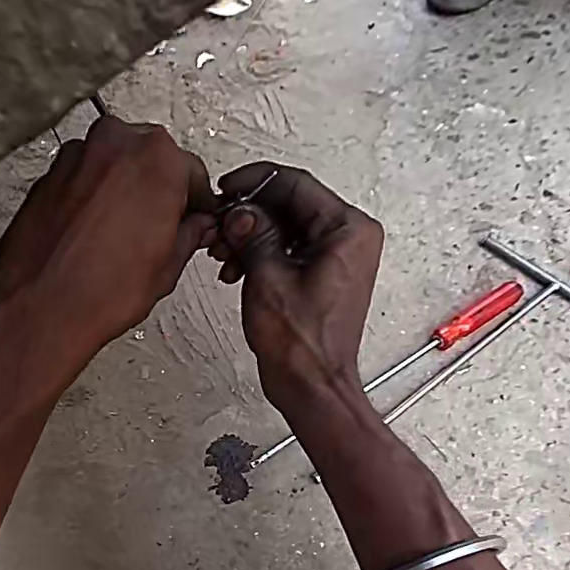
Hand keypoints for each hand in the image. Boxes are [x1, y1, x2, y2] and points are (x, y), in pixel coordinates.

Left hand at [0, 116, 218, 402]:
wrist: (41, 306)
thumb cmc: (98, 291)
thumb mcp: (167, 268)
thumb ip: (188, 236)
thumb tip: (192, 229)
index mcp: (158, 159)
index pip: (193, 174)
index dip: (195, 204)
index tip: (193, 220)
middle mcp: (116, 143)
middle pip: (151, 162)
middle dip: (157, 194)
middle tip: (158, 233)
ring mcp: (78, 155)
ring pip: (115, 168)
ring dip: (122, 196)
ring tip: (121, 241)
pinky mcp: (49, 174)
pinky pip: (84, 181)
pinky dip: (92, 201)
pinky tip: (94, 238)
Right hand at [209, 163, 384, 406]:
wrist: (311, 386)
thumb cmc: (303, 347)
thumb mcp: (268, 278)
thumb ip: (253, 235)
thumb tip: (240, 211)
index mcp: (348, 231)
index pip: (296, 185)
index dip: (254, 183)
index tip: (227, 189)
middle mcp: (349, 240)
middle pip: (291, 206)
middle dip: (250, 215)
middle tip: (220, 225)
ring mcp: (337, 259)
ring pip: (287, 229)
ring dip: (251, 237)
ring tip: (224, 254)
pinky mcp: (323, 276)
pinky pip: (289, 251)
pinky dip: (261, 255)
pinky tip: (236, 269)